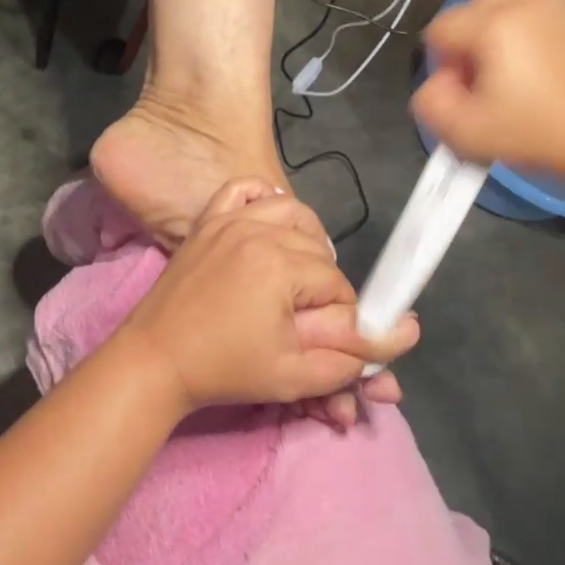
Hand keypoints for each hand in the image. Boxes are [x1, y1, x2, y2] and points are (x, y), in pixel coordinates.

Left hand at [119, 179, 417, 414]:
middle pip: (320, 251)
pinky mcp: (208, 219)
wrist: (156, 360)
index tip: (323, 341)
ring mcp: (229, 219)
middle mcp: (259, 230)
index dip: (340, 319)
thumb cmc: (226, 370)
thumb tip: (408, 330)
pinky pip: (245, 189)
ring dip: (304, 241)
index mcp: (282, 264)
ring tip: (297, 276)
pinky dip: (262, 200)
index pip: (339, 285)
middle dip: (322, 289)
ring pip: (293, 214)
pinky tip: (268, 225)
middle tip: (306, 321)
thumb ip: (354, 356)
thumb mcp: (297, 376)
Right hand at [413, 0, 564, 181]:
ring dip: (493, 23)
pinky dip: (522, 19)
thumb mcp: (465, 131)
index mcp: (495, 22)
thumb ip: (430, 101)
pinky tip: (531, 53)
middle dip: (467, 37)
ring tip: (506, 60)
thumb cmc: (535, 134)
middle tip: (483, 75)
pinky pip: (532, 0)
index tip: (464, 92)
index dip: (443, 63)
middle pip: (470, 6)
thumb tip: (439, 80)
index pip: (440, 30)